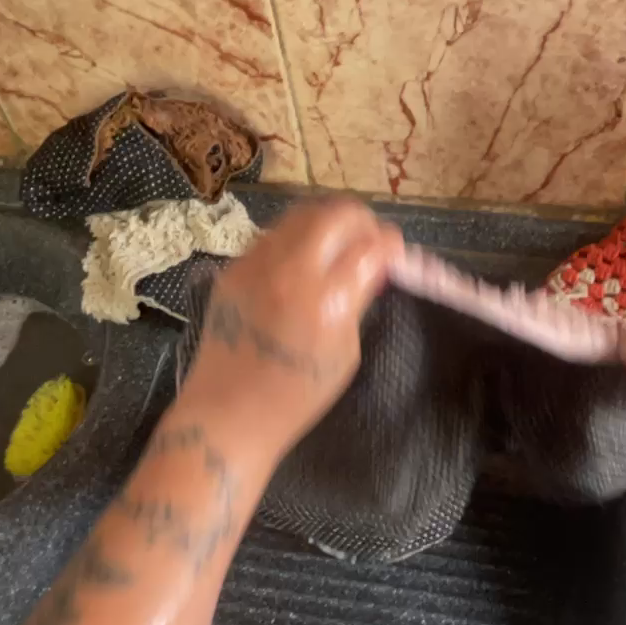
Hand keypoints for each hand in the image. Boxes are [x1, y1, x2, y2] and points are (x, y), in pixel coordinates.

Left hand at [175, 196, 400, 459]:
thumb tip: (375, 264)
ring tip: (339, 248)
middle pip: (336, 212)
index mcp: (328, 301)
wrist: (229, 412)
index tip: (395, 254)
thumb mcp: (346, 352)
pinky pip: (274, 234)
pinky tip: (305, 264)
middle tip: (370, 242)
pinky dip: (299, 239)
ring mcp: (256, 264)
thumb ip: (359, 300)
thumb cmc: (298, 395)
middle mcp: (291, 271)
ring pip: (302, 213)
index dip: (390, 244)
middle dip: (362, 221)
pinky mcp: (233, 268)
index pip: (370, 246)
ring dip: (329, 224)